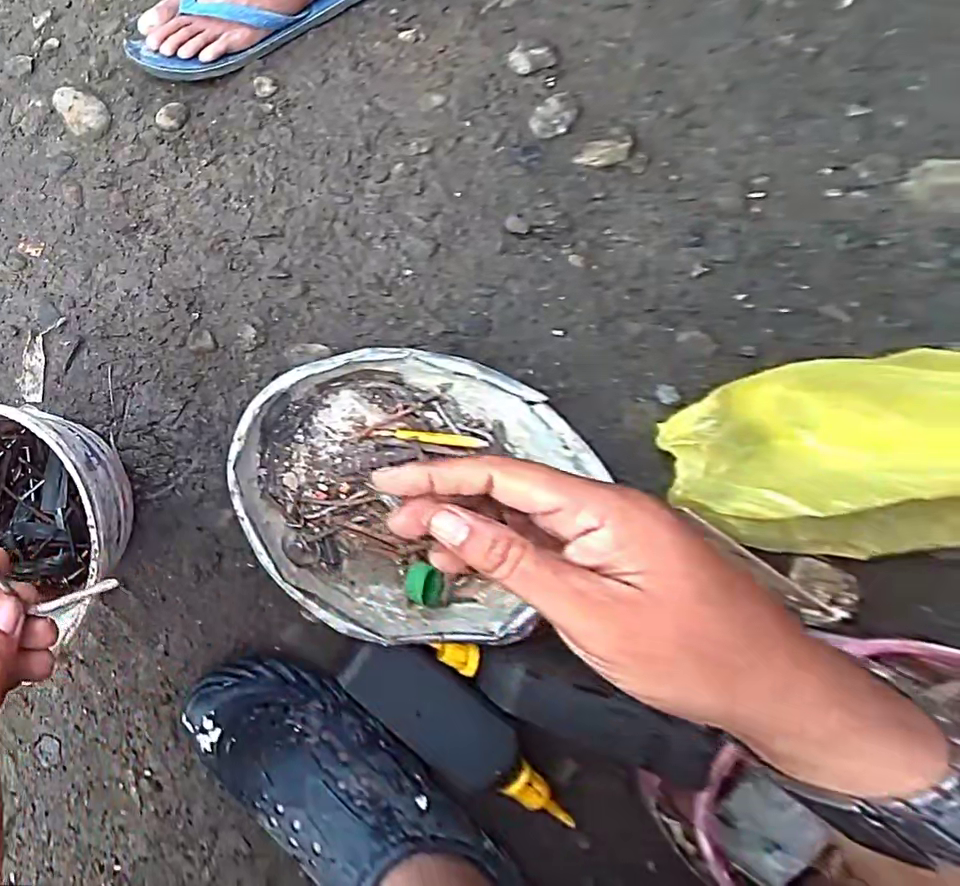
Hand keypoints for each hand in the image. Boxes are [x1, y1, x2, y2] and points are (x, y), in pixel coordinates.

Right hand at [375, 457, 946, 796]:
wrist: (787, 700)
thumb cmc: (697, 658)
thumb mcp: (588, 611)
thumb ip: (508, 558)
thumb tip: (442, 518)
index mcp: (602, 509)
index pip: (498, 474)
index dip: (434, 474)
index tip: (387, 481)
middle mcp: (600, 507)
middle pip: (501, 488)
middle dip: (442, 501)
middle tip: (397, 522)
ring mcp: (602, 529)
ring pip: (512, 512)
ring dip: (464, 526)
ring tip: (425, 546)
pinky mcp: (603, 551)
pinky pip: (533, 536)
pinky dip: (493, 546)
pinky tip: (466, 561)